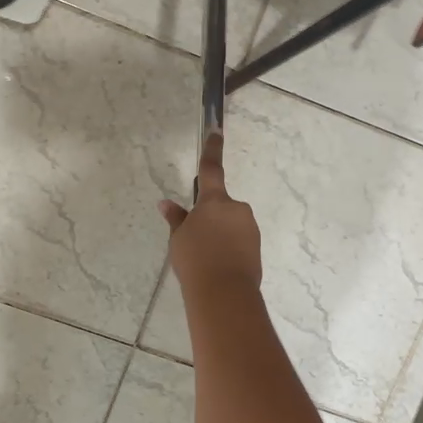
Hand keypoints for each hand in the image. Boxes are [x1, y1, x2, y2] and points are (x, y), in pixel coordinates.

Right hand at [159, 133, 261, 290]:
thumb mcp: (178, 240)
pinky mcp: (256, 245)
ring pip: (229, 226)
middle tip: (194, 243)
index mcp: (214, 201)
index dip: (212, 148)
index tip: (217, 129)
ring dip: (218, 237)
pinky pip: (238, 241)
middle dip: (209, 219)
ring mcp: (249, 227)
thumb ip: (176, 219)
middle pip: (219, 207)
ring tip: (204, 260)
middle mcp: (236, 209)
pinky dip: (227, 250)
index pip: (211, 169)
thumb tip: (166, 204)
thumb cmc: (195, 261)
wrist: (225, 293)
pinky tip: (217, 267)